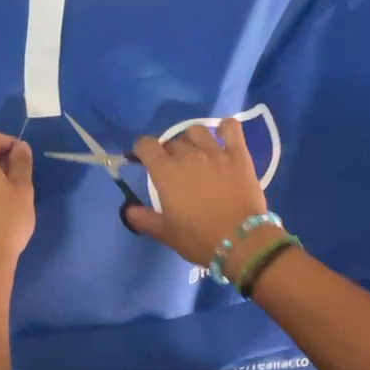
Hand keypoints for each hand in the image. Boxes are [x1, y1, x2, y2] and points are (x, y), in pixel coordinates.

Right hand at [123, 119, 280, 276]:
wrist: (240, 242)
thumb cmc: (198, 239)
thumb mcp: (166, 234)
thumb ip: (145, 219)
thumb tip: (129, 210)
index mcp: (166, 172)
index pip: (146, 145)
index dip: (142, 149)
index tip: (144, 159)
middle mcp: (188, 155)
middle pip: (172, 141)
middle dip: (168, 152)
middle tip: (174, 169)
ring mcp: (215, 151)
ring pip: (197, 131)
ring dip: (192, 139)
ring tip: (196, 153)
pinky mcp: (239, 154)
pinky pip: (231, 127)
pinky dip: (225, 128)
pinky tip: (223, 138)